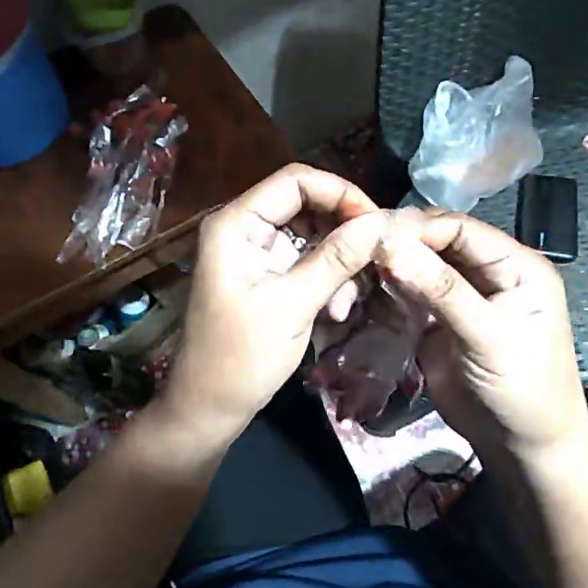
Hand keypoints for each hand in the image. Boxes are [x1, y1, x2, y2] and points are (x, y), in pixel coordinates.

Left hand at [161, 164, 388, 435]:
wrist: (208, 406)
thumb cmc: (241, 357)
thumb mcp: (293, 305)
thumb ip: (335, 260)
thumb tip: (380, 223)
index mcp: (235, 225)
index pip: (295, 181)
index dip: (340, 193)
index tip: (376, 222)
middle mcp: (242, 229)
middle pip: (305, 204)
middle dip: (342, 229)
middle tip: (375, 257)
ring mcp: (253, 253)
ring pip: (310, 234)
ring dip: (337, 260)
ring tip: (349, 299)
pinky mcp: (264, 276)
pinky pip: (304, 261)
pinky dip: (326, 278)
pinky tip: (336, 310)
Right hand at [377, 211, 587, 461]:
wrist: (520, 447)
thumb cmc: (523, 390)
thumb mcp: (489, 337)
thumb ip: (441, 290)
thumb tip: (392, 247)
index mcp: (514, 265)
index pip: (459, 229)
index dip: (417, 228)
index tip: (373, 235)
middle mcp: (485, 273)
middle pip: (434, 243)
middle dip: (399, 245)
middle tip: (357, 252)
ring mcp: (458, 297)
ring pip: (417, 267)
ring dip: (388, 268)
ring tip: (354, 271)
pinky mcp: (435, 321)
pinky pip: (406, 295)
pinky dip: (386, 292)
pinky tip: (363, 292)